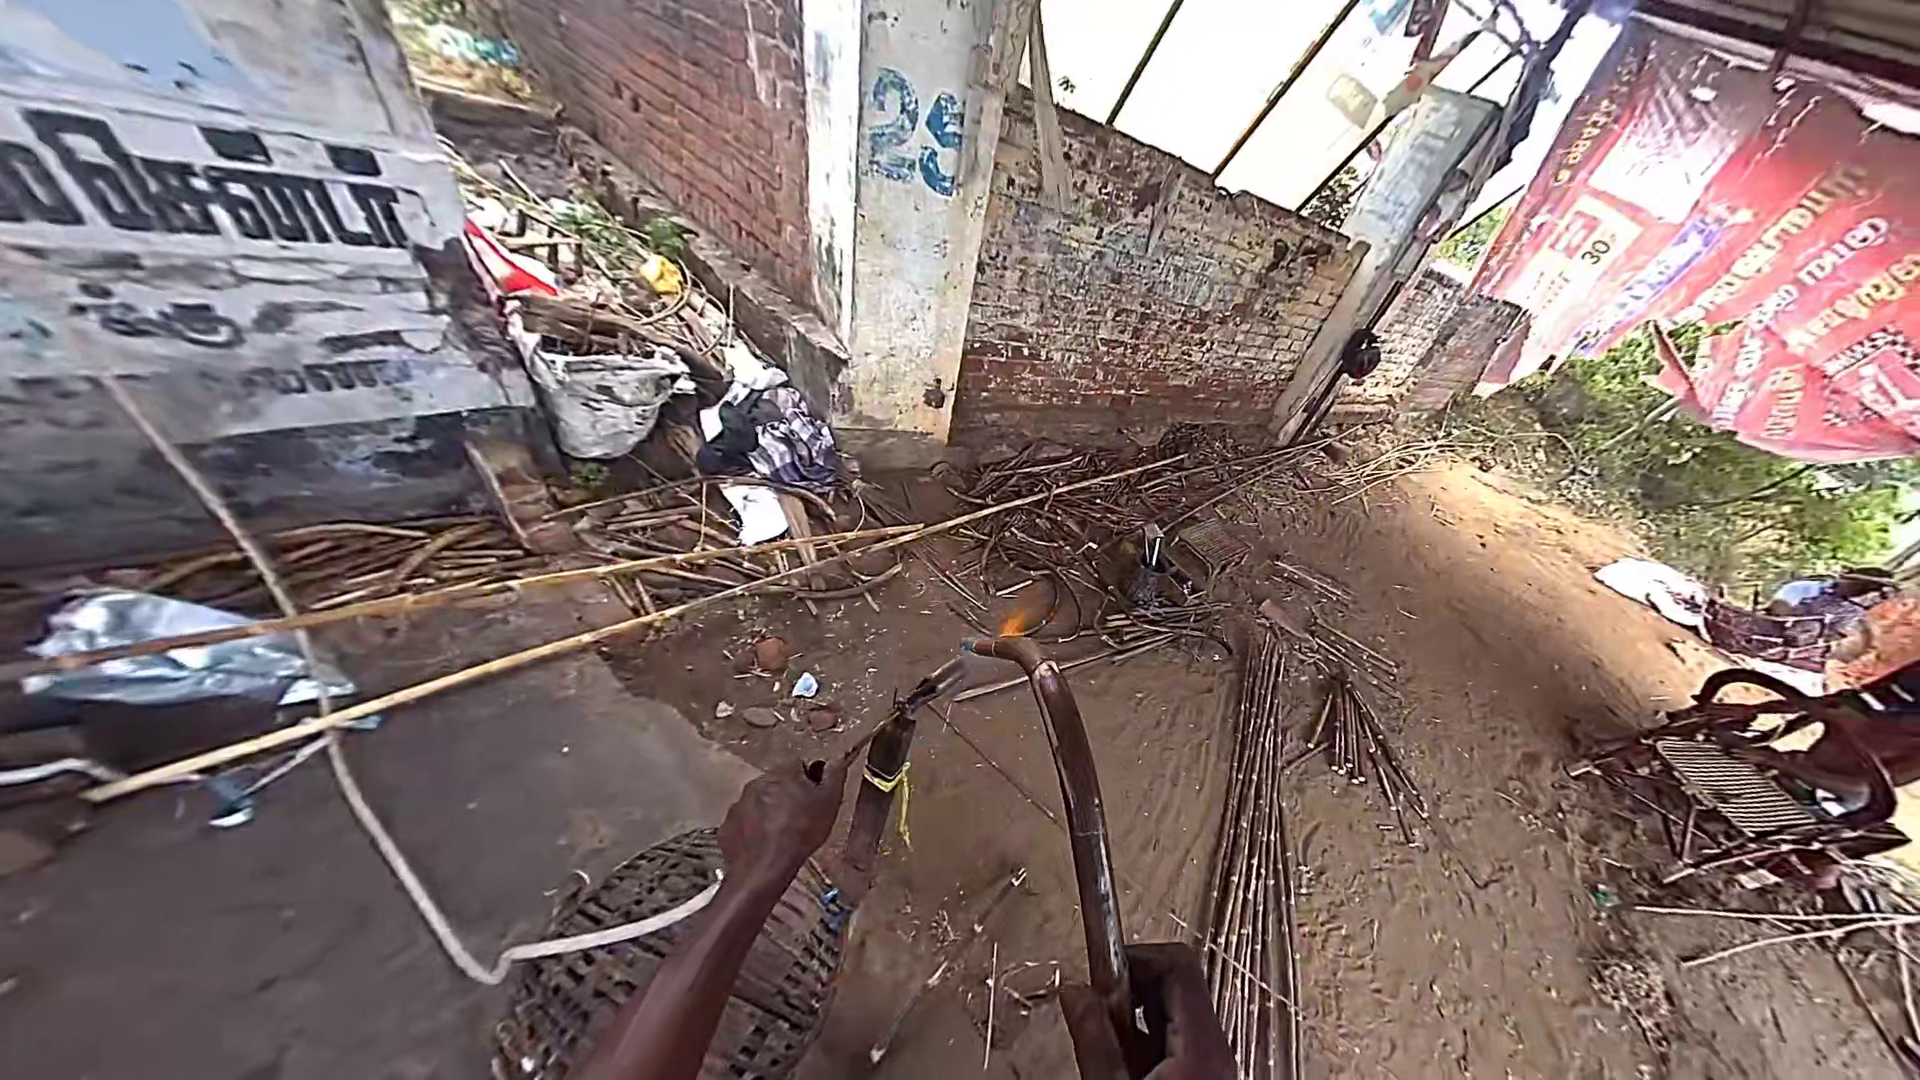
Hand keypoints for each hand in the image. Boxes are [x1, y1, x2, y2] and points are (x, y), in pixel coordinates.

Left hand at [718, 758, 848, 888]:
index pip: (798, 765)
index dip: (808, 781)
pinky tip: (764, 844)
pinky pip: (744, 821)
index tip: (813, 799)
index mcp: (783, 773)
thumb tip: (837, 758)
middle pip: (777, 782)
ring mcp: (739, 804)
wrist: (764, 870)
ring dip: (769, 811)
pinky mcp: (727, 826)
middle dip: (787, 794)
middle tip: (799, 817)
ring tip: (781, 833)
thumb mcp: (829, 802)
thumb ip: (834, 775)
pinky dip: (753, 828)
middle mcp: (757, 783)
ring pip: (759, 801)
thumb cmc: (801, 833)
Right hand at [1061, 944, 1233, 1079]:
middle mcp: (1217, 1050)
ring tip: (1112, 1041)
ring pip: (1175, 1007)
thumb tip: (1073, 989)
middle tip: (1102, 1007)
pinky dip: (1148, 1034)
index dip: (1137, 957)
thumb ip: (1095, 1041)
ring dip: (1137, 1011)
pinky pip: (1179, 1034)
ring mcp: (1215, 1064)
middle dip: (1133, 984)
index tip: (1104, 975)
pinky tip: (1129, 1063)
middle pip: (1176, 978)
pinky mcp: (1206, 1076)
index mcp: (1203, 1047)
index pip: (1177, 963)